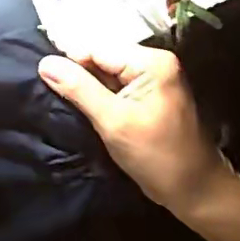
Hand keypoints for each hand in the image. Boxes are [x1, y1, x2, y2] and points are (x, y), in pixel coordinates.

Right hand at [37, 45, 238, 219]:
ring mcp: (151, 77)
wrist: (195, 191)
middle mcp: (153, 61)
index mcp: (151, 62)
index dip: (69, 63)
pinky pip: (112, 85)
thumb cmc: (157, 157)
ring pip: (103, 72)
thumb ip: (78, 89)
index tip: (44, 80)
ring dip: (85, 87)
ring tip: (66, 102)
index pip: (96, 49)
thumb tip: (44, 63)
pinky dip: (97, 96)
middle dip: (77, 76)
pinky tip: (84, 108)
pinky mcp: (146, 93)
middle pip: (99, 58)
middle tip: (54, 95)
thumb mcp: (113, 122)